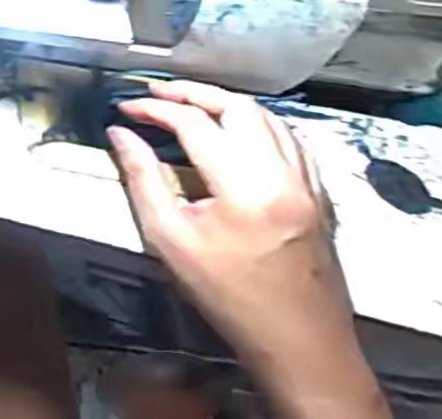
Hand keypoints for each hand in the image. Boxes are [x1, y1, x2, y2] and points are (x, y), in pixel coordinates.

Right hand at [107, 81, 387, 418]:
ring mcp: (309, 185)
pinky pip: (291, 140)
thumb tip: (120, 133)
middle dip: (193, 93)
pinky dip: (258, 124)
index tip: (127, 109)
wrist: (300, 348)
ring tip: (191, 105)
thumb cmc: (228, 296)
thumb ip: (142, 177)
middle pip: (238, 107)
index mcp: (245, 188)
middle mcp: (284, 177)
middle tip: (157, 93)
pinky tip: (236, 132)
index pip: (194, 123)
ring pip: (269, 118)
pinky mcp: (320, 197)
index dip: (154, 108)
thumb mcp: (169, 238)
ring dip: (226, 104)